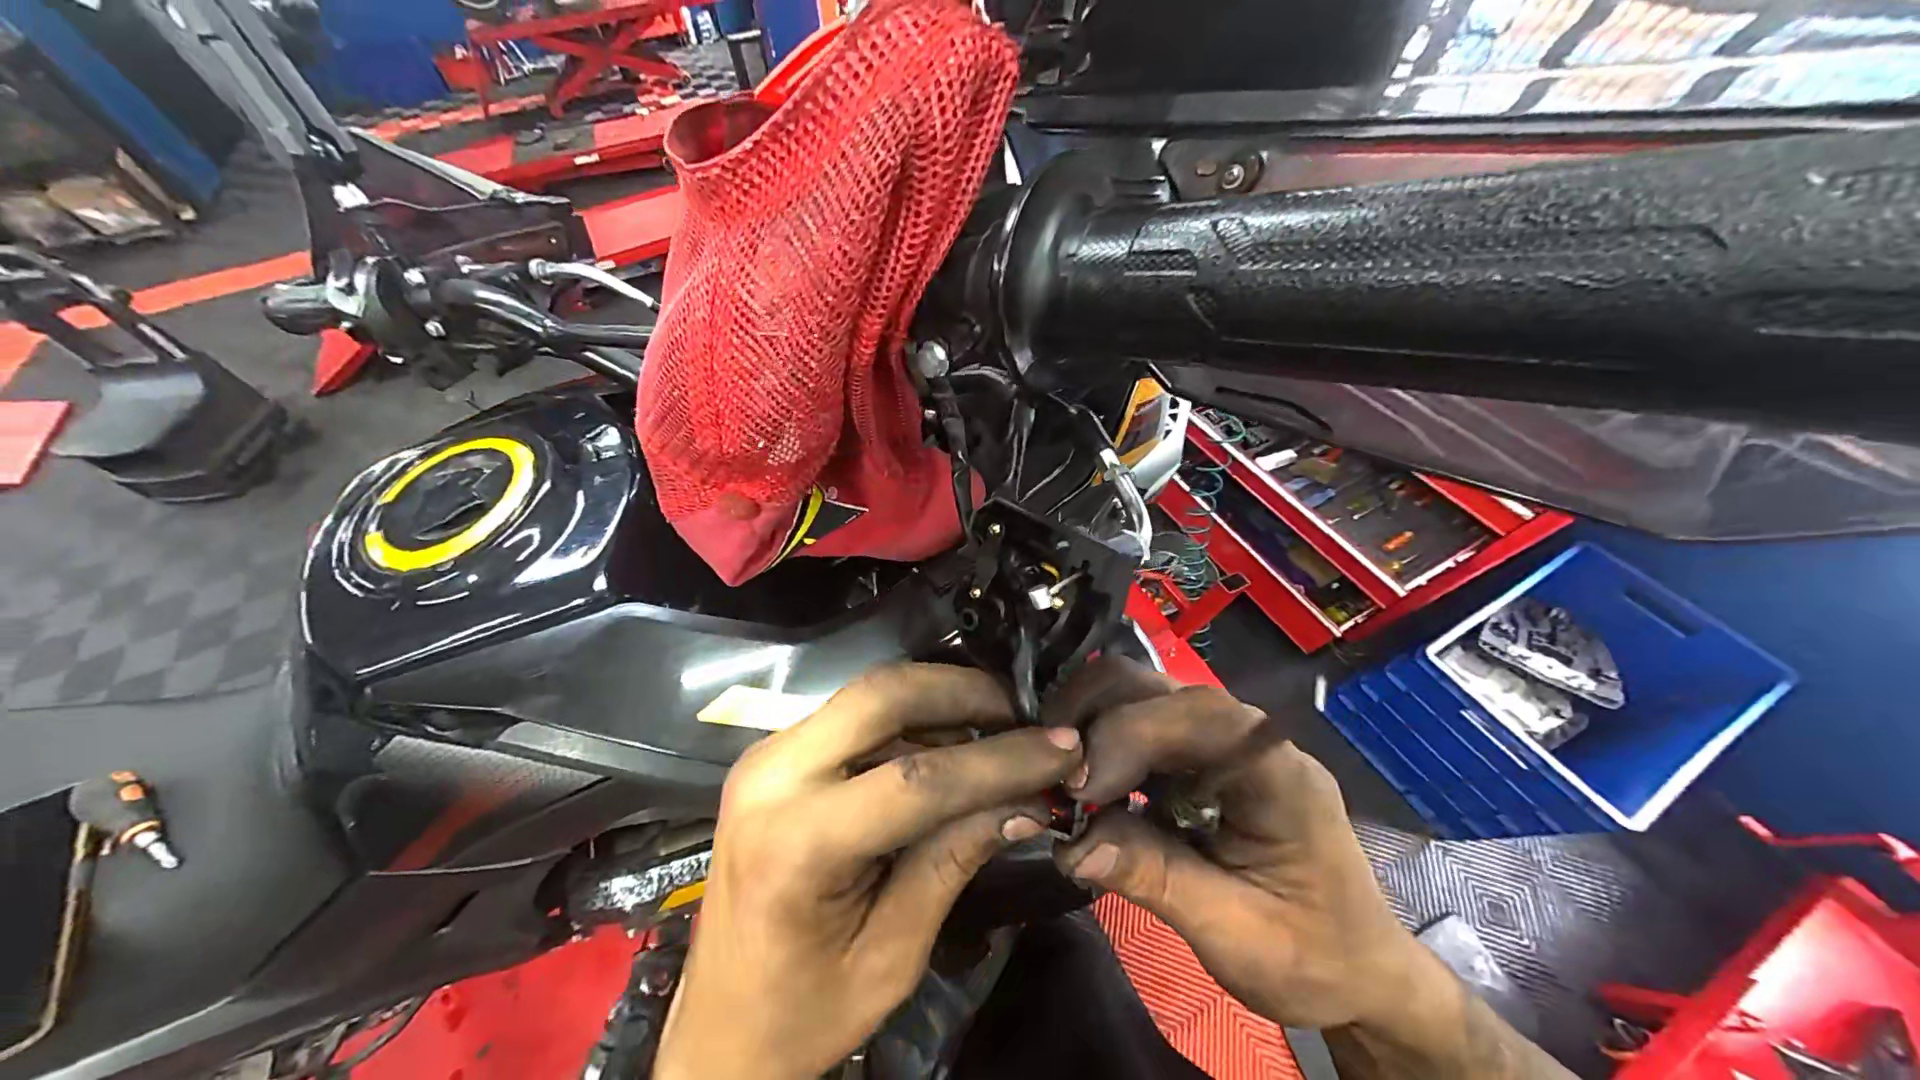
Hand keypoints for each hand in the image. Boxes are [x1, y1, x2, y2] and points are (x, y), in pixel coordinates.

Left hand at [653, 664, 1083, 1079]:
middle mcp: (770, 778)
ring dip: (940, 700)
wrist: (719, 1027)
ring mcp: (766, 758)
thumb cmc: (804, 1011)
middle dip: (964, 693)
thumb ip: (954, 860)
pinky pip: (853, 715)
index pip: (916, 778)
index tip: (1060, 748)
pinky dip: (910, 717)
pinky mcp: (774, 757)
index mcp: (795, 843)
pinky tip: (950, 739)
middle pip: (881, 696)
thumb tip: (1027, 800)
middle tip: (1022, 713)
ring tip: (999, 726)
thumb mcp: (892, 953)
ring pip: (868, 695)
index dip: (999, 760)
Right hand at [1048, 658, 1572, 1078]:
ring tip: (1054, 780)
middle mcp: (1249, 738)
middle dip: (1092, 718)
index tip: (1078, 790)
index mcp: (1281, 776)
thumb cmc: (1313, 956)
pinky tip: (1077, 781)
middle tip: (1047, 778)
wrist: (1357, 967)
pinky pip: (1136, 724)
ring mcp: (1221, 740)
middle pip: (1158, 688)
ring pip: (1138, 694)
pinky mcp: (1196, 754)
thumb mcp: (1239, 937)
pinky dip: (1096, 742)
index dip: (1130, 735)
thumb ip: (1158, 881)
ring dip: (1087, 725)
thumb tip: (1070, 846)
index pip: (1202, 718)